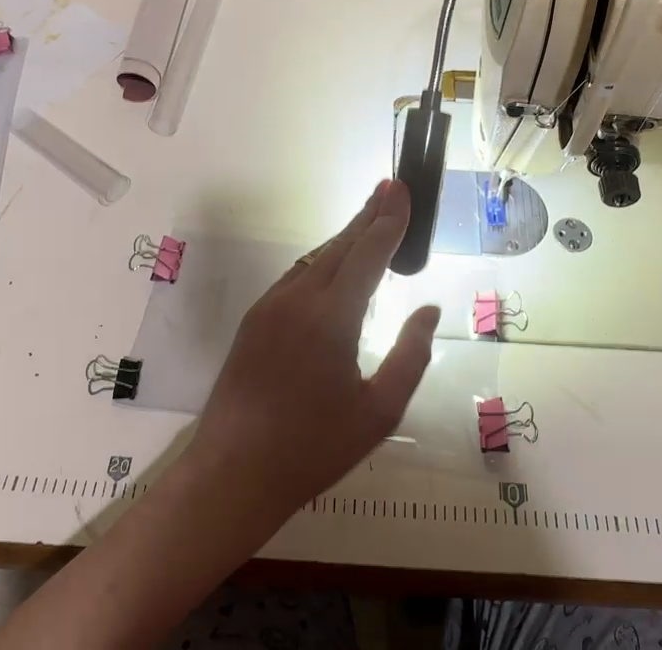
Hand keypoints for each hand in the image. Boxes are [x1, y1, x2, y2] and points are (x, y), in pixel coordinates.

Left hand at [182, 179, 440, 518]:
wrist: (232, 472)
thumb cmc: (313, 448)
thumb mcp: (378, 411)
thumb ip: (410, 356)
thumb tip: (428, 310)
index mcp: (330, 317)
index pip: (367, 254)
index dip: (388, 221)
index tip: (403, 190)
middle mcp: (296, 300)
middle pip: (339, 246)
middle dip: (367, 216)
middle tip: (389, 188)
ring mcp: (269, 308)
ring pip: (314, 260)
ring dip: (344, 239)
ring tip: (370, 221)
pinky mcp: (253, 322)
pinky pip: (295, 278)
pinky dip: (322, 263)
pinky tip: (334, 268)